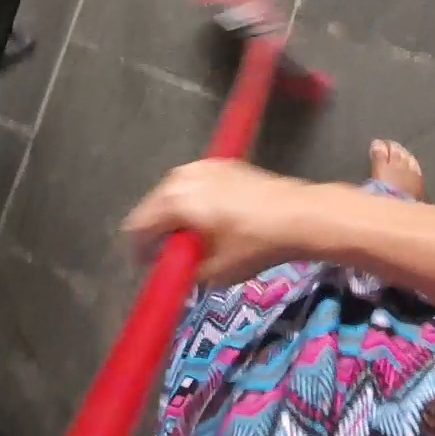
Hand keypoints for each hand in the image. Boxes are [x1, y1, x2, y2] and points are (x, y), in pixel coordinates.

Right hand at [121, 160, 321, 285]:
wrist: (296, 214)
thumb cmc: (253, 244)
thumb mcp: (213, 272)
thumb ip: (184, 270)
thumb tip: (176, 269)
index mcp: (174, 201)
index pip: (138, 226)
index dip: (140, 250)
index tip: (151, 267)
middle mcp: (182, 177)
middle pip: (153, 205)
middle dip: (156, 230)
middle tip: (171, 255)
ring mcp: (202, 165)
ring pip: (172, 192)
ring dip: (174, 214)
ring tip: (191, 237)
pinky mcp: (221, 163)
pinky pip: (193, 184)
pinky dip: (192, 200)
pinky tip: (210, 219)